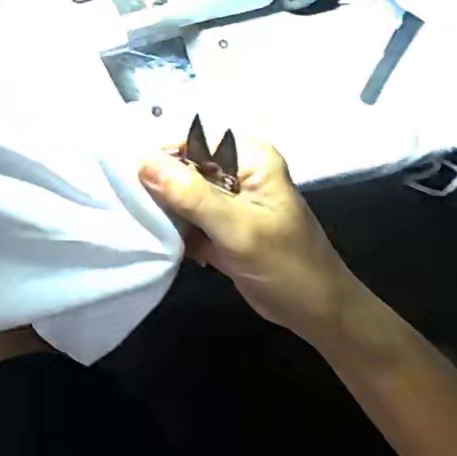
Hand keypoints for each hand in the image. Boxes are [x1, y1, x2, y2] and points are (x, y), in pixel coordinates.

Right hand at [139, 141, 361, 335]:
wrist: (321, 317)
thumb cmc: (287, 267)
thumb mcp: (237, 229)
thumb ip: (191, 195)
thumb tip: (142, 162)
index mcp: (248, 156)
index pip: (193, 139)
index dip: (163, 156)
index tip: (135, 182)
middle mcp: (237, 168)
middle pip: (184, 164)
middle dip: (162, 186)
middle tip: (141, 210)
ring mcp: (230, 196)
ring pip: (182, 190)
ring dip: (166, 209)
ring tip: (154, 228)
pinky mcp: (222, 221)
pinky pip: (188, 213)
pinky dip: (177, 227)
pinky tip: (171, 244)